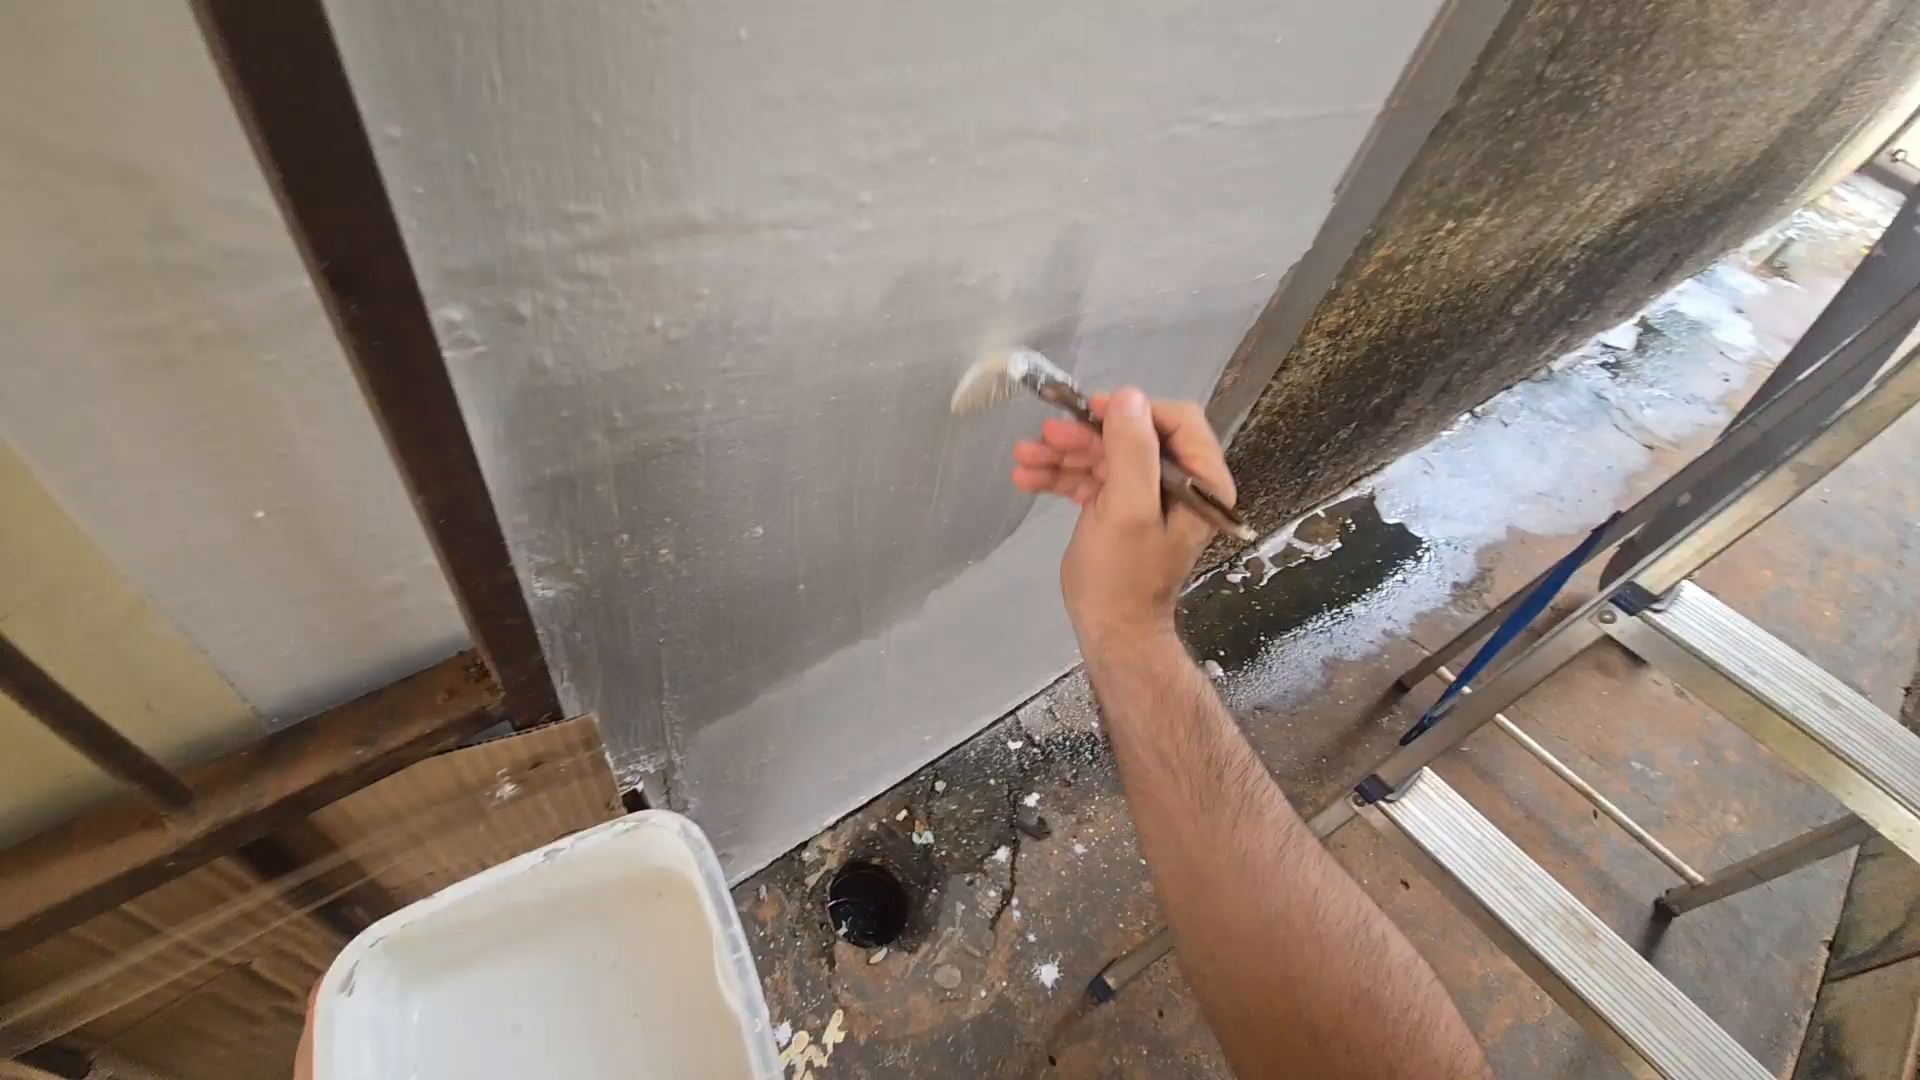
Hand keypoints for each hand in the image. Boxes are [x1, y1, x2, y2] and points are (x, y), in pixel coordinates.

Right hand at [1011, 387, 1235, 654]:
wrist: (1109, 630)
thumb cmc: (1123, 576)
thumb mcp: (1128, 510)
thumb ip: (1132, 451)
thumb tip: (1128, 396)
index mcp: (1200, 483)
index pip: (1176, 423)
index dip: (1133, 412)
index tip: (1092, 410)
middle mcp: (1176, 483)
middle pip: (1130, 438)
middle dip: (1085, 436)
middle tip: (1044, 435)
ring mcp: (1143, 496)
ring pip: (1103, 456)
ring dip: (1062, 454)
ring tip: (1023, 456)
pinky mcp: (1115, 509)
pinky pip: (1089, 480)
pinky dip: (1059, 476)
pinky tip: (1027, 476)